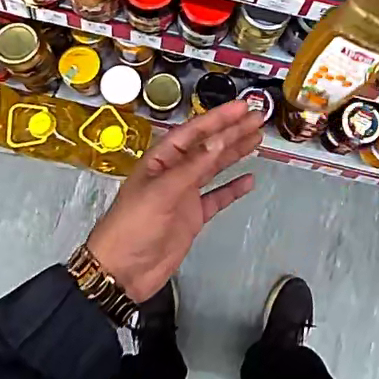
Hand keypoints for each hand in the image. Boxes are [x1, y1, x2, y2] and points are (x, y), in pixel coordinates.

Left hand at [86, 100, 261, 301]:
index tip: (241, 107)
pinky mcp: (191, 217)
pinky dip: (232, 189)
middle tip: (257, 118)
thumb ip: (193, 166)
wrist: (121, 271)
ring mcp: (183, 195)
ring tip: (256, 139)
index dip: (218, 118)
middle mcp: (174, 173)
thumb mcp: (162, 192)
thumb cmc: (132, 226)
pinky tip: (248, 180)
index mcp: (161, 160)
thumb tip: (219, 139)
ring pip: (214, 168)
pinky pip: (216, 198)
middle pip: (208, 146)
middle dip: (232, 131)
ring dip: (234, 153)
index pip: (194, 132)